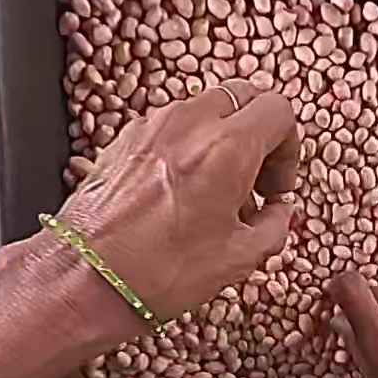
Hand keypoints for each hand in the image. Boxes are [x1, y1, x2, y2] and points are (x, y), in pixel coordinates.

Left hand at [61, 78, 299, 324]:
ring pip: (206, 111)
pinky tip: (182, 196)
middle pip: (244, 99)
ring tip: (216, 197)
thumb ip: (274, 227)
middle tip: (255, 184)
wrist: (88, 278)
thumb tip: (280, 214)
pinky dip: (188, 150)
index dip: (289, 151)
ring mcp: (153, 126)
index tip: (277, 187)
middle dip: (259, 138)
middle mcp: (190, 123)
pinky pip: (171, 128)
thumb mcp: (238, 259)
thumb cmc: (158, 271)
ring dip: (222, 144)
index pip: (279, 112)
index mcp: (227, 147)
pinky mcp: (125, 139)